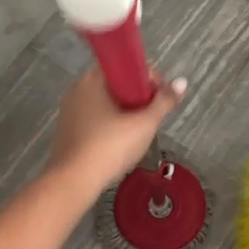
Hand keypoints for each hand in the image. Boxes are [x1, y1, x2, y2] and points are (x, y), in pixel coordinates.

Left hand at [47, 69, 184, 190]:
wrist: (74, 181)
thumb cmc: (111, 146)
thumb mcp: (144, 123)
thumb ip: (164, 101)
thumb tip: (182, 82)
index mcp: (93, 80)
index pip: (126, 66)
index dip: (147, 78)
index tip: (159, 97)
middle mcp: (78, 89)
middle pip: (116, 84)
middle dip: (137, 97)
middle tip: (152, 117)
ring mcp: (69, 110)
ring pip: (105, 103)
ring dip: (124, 112)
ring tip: (139, 132)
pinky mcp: (67, 130)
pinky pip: (94, 119)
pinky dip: (109, 125)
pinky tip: (119, 143)